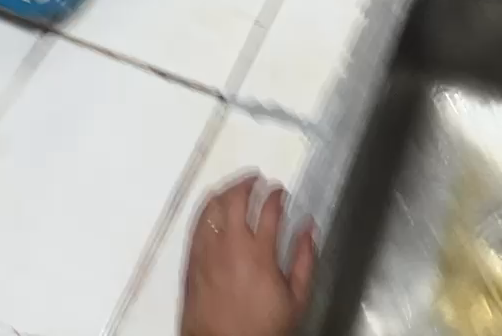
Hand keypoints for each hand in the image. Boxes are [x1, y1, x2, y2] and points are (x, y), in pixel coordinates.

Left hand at [181, 172, 316, 335]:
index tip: (281, 193)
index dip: (277, 194)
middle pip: (237, 197)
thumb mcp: (295, 301)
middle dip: (249, 182)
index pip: (269, 207)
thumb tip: (309, 228)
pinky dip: (208, 209)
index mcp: (259, 253)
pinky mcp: (192, 260)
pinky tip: (215, 208)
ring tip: (237, 187)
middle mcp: (231, 245)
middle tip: (259, 181)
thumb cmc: (259, 328)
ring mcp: (208, 251)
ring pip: (213, 206)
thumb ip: (305, 260)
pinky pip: (197, 223)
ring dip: (227, 190)